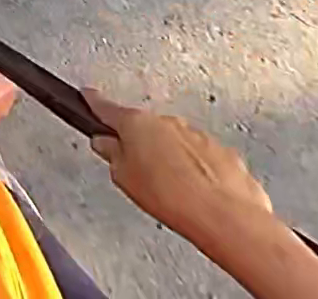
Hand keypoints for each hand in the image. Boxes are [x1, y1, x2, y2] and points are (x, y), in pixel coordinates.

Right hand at [85, 88, 274, 247]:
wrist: (230, 222)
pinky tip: (201, 193)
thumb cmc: (173, 198)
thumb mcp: (123, 177)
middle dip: (140, 142)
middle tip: (139, 169)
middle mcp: (166, 122)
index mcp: (134, 122)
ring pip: (176, 141)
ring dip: (172, 157)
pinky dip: (201, 171)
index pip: (104, 106)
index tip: (87, 95)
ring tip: (175, 189)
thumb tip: (108, 144)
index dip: (92, 100)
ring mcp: (199, 137)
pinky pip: (205, 158)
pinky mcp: (228, 157)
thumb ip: (111, 154)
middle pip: (144, 127)